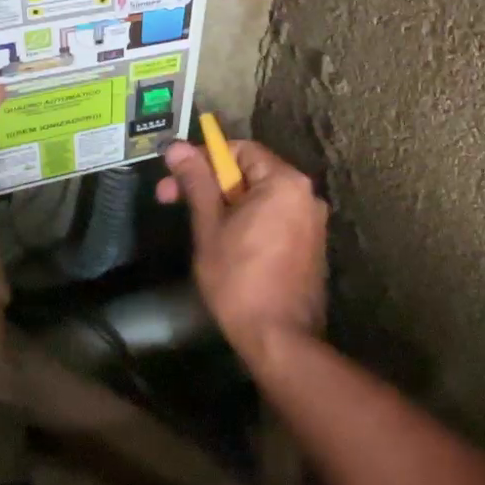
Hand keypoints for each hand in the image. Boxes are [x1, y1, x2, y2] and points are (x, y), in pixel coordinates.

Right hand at [157, 139, 328, 357]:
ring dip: (227, 204)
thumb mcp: (210, 226)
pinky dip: (249, 222)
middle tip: (171, 200)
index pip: (240, 149)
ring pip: (262, 199)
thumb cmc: (239, 279)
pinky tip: (226, 244)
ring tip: (198, 227)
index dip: (202, 158)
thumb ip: (197, 182)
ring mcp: (313, 223)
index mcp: (285, 182)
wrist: (279, 338)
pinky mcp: (311, 247)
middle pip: (251, 173)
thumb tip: (176, 146)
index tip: (173, 177)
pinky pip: (275, 220)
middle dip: (210, 184)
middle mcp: (306, 195)